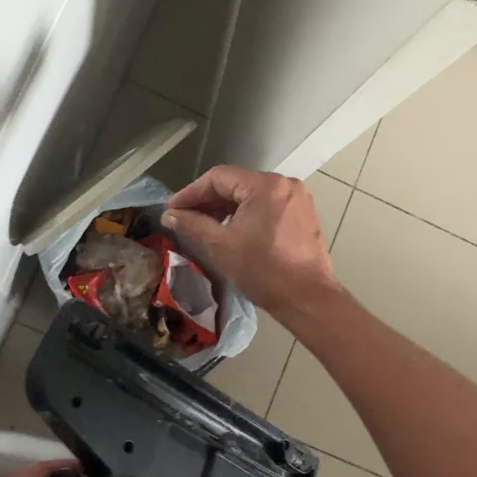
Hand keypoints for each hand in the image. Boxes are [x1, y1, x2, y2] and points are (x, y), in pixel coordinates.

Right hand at [161, 166, 341, 316]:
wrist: (307, 298)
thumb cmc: (263, 271)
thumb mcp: (221, 246)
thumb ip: (192, 224)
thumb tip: (169, 215)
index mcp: (265, 185)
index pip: (218, 178)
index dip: (190, 193)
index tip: (171, 210)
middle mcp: (284, 183)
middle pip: (236, 184)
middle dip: (208, 201)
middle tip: (183, 219)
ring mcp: (297, 199)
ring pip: (252, 195)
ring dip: (226, 208)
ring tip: (203, 226)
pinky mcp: (303, 215)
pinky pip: (267, 206)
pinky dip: (246, 214)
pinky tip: (231, 230)